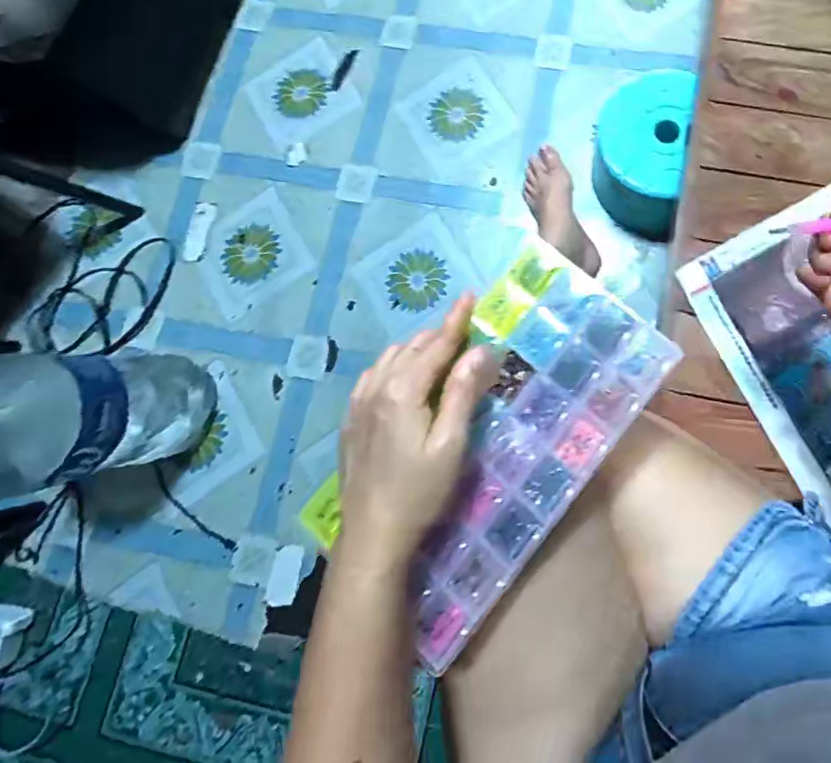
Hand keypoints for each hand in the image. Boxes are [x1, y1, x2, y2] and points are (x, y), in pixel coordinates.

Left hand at [336, 294, 495, 571]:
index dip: (456, 320)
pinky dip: (394, 365)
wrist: (372, 535)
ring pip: (390, 357)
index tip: (469, 295)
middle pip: (412, 347)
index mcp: (403, 391)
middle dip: (439, 334)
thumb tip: (479, 351)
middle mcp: (377, 387)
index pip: (436, 345)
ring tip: (440, 353)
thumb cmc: (420, 492)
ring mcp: (359, 402)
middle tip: (465, 333)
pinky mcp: (351, 418)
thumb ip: (462, 394)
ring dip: (416, 348)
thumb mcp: (451, 445)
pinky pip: (373, 375)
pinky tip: (403, 377)